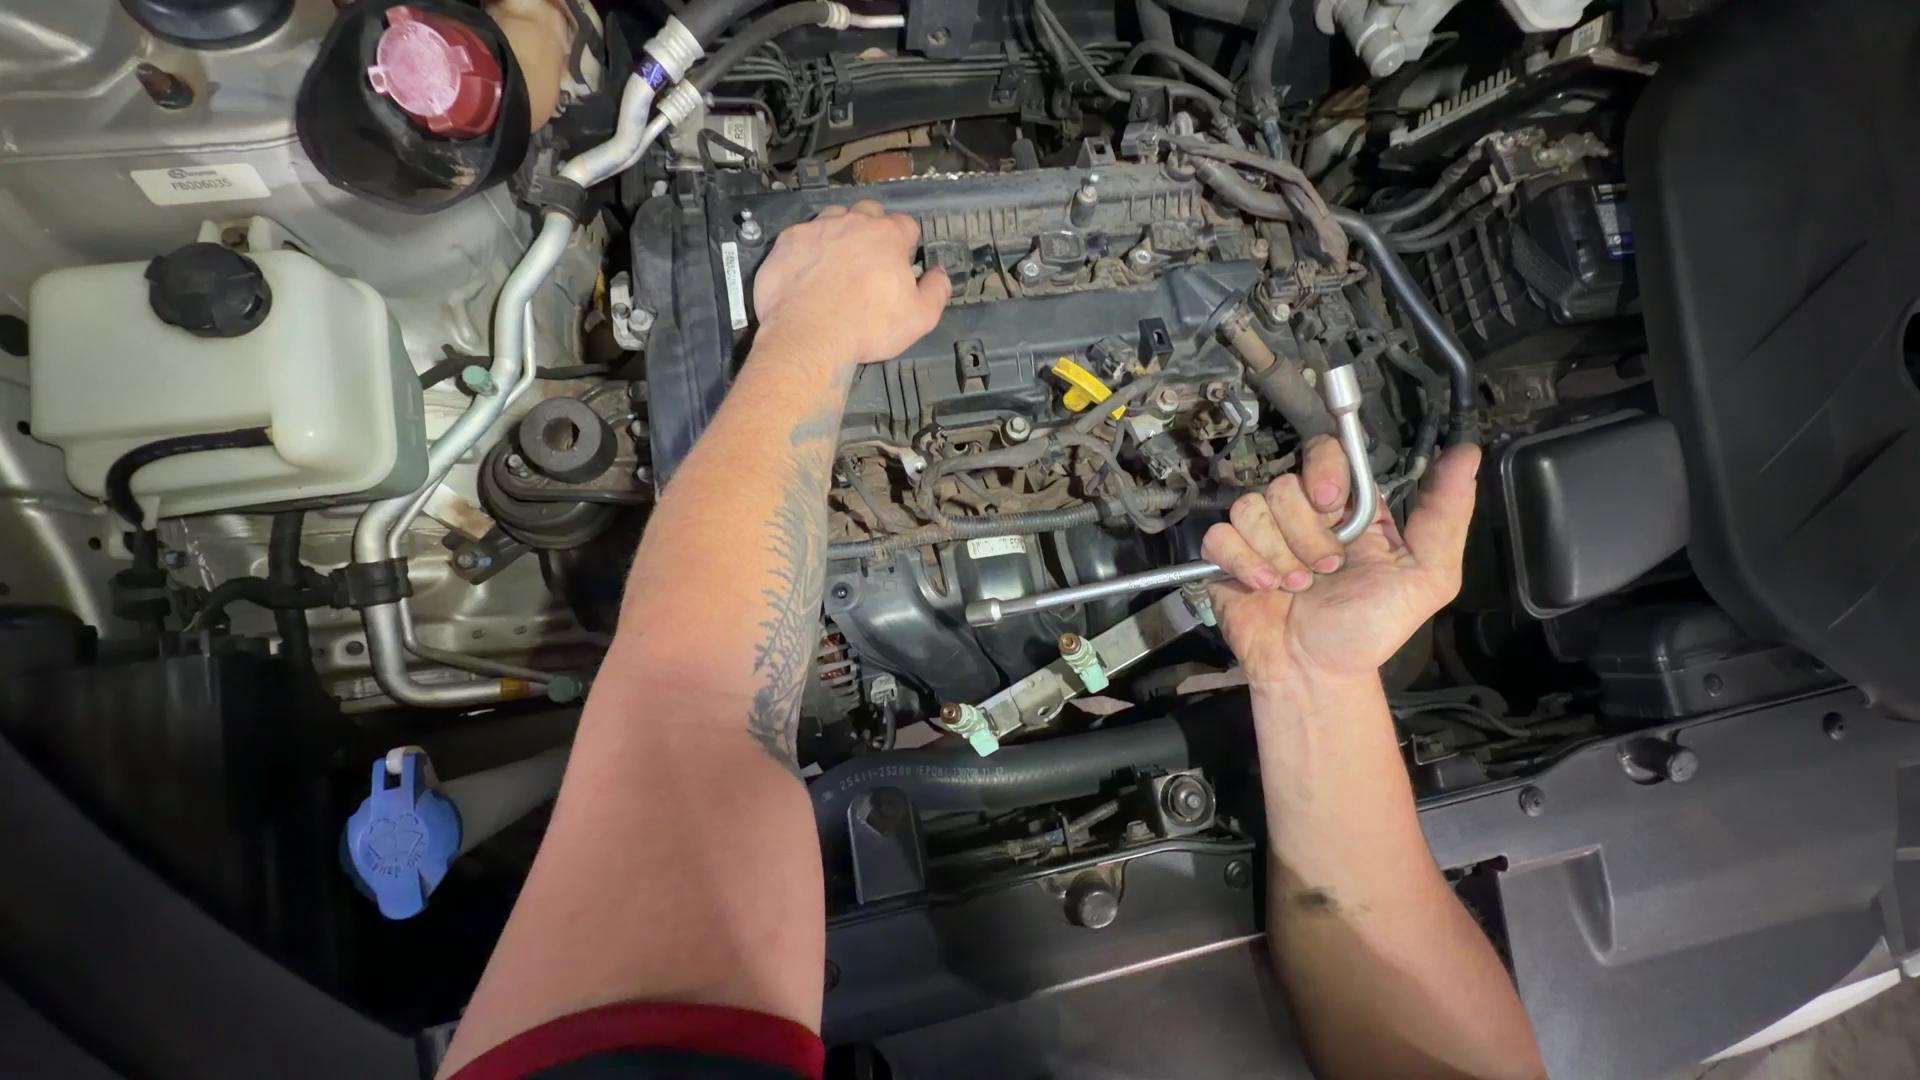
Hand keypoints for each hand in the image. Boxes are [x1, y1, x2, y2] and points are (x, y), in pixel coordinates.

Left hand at [752, 200, 949, 366]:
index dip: (906, 245)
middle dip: (873, 230)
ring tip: (840, 263)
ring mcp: (817, 228)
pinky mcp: (788, 242)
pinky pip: (802, 236)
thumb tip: (940, 277)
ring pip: (835, 217)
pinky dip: (809, 250)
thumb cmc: (867, 327)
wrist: (810, 335)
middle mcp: (853, 223)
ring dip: (841, 233)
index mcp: (888, 236)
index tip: (901, 264)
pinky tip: (810, 272)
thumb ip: (937, 291)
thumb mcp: (920, 318)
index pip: (906, 225)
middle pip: (869, 213)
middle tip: (871, 261)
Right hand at [1202, 436, 1480, 693]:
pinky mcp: (1225, 557)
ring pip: (1250, 508)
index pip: (1324, 454)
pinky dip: (1241, 561)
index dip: (1322, 470)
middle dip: (1304, 533)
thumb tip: (1467, 452)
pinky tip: (1261, 585)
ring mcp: (1259, 535)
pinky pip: (1220, 535)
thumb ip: (1445, 514)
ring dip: (1275, 553)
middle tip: (1322, 571)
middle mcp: (1299, 515)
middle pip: (1284, 486)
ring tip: (1292, 586)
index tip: (1331, 502)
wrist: (1314, 671)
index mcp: (1345, 510)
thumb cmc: (1369, 628)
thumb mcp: (1427, 575)